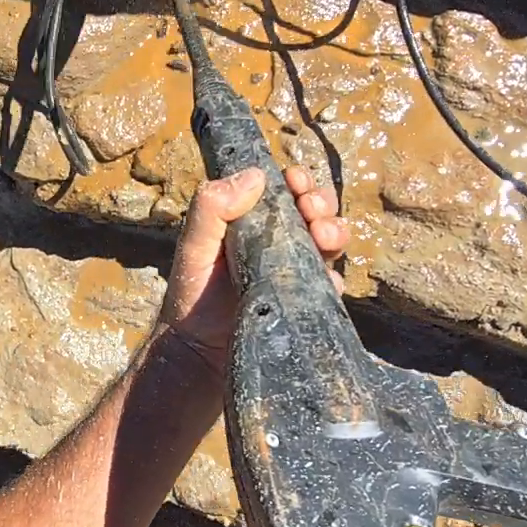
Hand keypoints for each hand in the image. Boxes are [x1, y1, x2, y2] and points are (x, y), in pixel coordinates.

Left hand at [159, 165, 348, 372]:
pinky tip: (321, 281)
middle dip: (321, 202)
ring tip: (323, 238)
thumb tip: (254, 175)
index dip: (295, 181)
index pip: (282, 191)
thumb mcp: (194, 246)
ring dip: (335, 232)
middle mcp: (275, 242)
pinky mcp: (305, 299)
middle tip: (311, 210)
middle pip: (314, 210)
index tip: (295, 181)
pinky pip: (332, 284)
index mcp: (249, 223)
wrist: (199, 350)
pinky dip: (333, 279)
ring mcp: (293, 270)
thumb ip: (211, 208)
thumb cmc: (192, 294)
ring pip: (329, 241)